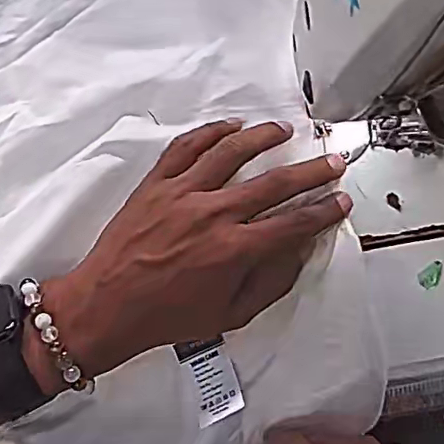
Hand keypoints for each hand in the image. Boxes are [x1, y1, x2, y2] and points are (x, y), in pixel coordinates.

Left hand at [39, 119, 351, 380]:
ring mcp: (182, 195)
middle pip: (274, 182)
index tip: (337, 202)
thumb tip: (295, 254)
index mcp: (233, 250)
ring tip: (282, 131)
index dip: (323, 211)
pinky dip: (211, 133)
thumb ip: (269, 283)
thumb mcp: (229, 314)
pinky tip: (229, 128)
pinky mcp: (156, 185)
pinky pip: (187, 148)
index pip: (293, 222)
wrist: (107, 306)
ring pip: (232, 152)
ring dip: (263, 138)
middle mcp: (211, 215)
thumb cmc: (163, 315)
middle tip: (329, 163)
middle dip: (311, 171)